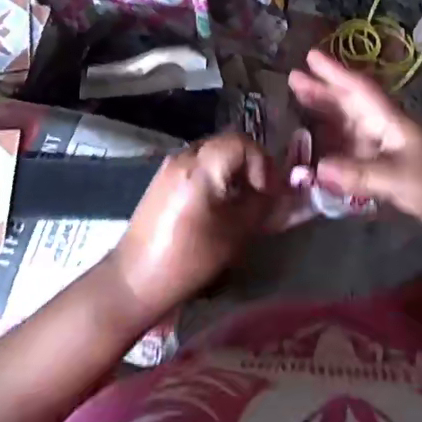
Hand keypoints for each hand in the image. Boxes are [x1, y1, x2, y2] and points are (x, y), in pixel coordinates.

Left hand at [106, 134, 288, 315]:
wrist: (136, 279)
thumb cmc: (190, 257)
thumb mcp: (236, 233)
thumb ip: (264, 206)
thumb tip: (285, 192)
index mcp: (201, 164)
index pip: (244, 142)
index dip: (263, 165)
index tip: (268, 194)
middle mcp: (183, 155)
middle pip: (228, 144)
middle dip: (250, 167)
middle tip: (261, 197)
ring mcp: (169, 166)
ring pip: (213, 155)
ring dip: (233, 173)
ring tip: (240, 205)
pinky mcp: (162, 180)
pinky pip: (197, 166)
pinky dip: (215, 178)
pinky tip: (217, 209)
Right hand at [287, 49, 421, 238]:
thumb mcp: (399, 179)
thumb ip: (358, 174)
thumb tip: (316, 170)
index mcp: (390, 121)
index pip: (358, 89)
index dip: (334, 72)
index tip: (310, 56)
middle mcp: (384, 128)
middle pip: (350, 102)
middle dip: (322, 90)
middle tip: (292, 77)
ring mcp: (385, 147)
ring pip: (349, 124)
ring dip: (325, 114)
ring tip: (299, 103)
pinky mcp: (385, 167)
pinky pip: (351, 148)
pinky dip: (333, 144)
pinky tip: (318, 148)